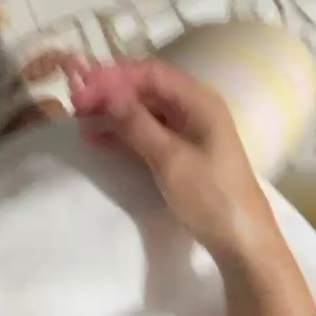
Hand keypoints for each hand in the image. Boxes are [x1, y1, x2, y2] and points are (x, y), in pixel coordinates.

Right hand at [71, 58, 278, 261]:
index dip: (114, 75)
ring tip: (79, 119)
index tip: (81, 84)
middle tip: (74, 104)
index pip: (149, 73)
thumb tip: (106, 92)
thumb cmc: (210, 195)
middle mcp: (192, 109)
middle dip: (109, 93)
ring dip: (111, 113)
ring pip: (142, 111)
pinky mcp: (179, 154)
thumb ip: (136, 123)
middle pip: (144, 90)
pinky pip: (145, 133)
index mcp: (198, 101)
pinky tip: (95, 138)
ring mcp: (186, 132)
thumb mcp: (169, 158)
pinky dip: (121, 133)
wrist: (242, 242)